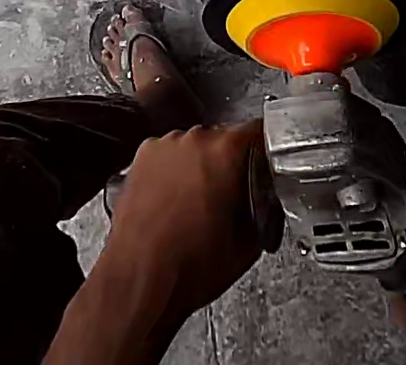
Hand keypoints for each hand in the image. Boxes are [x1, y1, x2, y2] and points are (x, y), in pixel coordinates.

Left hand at [44, 121, 264, 364]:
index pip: (256, 131)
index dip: (263, 146)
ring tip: (193, 201)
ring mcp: (166, 144)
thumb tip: (263, 195)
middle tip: (227, 193)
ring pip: (192, 146)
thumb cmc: (190, 264)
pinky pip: (166, 154)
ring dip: (197, 165)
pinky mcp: (143, 154)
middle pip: (222, 138)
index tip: (264, 158)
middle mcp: (195, 139)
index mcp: (226, 153)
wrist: (141, 274)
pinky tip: (170, 199)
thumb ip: (262, 205)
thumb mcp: (248, 241)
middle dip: (227, 161)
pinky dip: (171, 169)